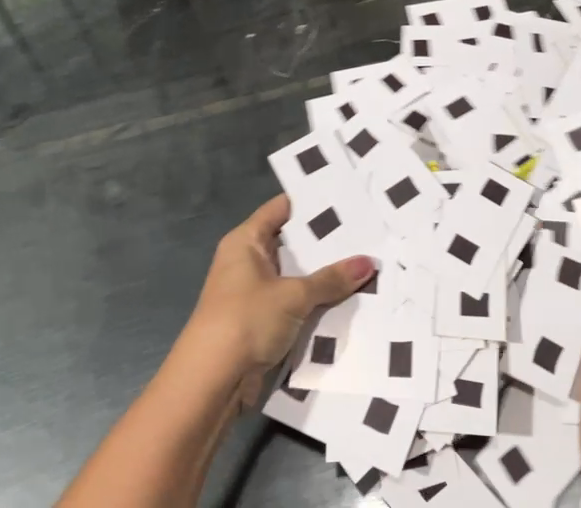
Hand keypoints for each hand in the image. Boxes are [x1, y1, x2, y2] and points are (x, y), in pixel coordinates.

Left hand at [180, 194, 375, 384]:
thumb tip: (369, 262)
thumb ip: (331, 279)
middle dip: (327, 242)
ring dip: (325, 276)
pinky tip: (351, 298)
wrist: (211, 383)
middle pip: (293, 243)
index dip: (313, 201)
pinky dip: (317, 302)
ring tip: (369, 262)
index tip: (349, 196)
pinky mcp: (262, 322)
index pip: (282, 208)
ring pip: (297, 276)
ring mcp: (255, 293)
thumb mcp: (293, 296)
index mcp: (246, 242)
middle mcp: (248, 262)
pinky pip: (296, 303)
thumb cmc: (245, 320)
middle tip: (369, 231)